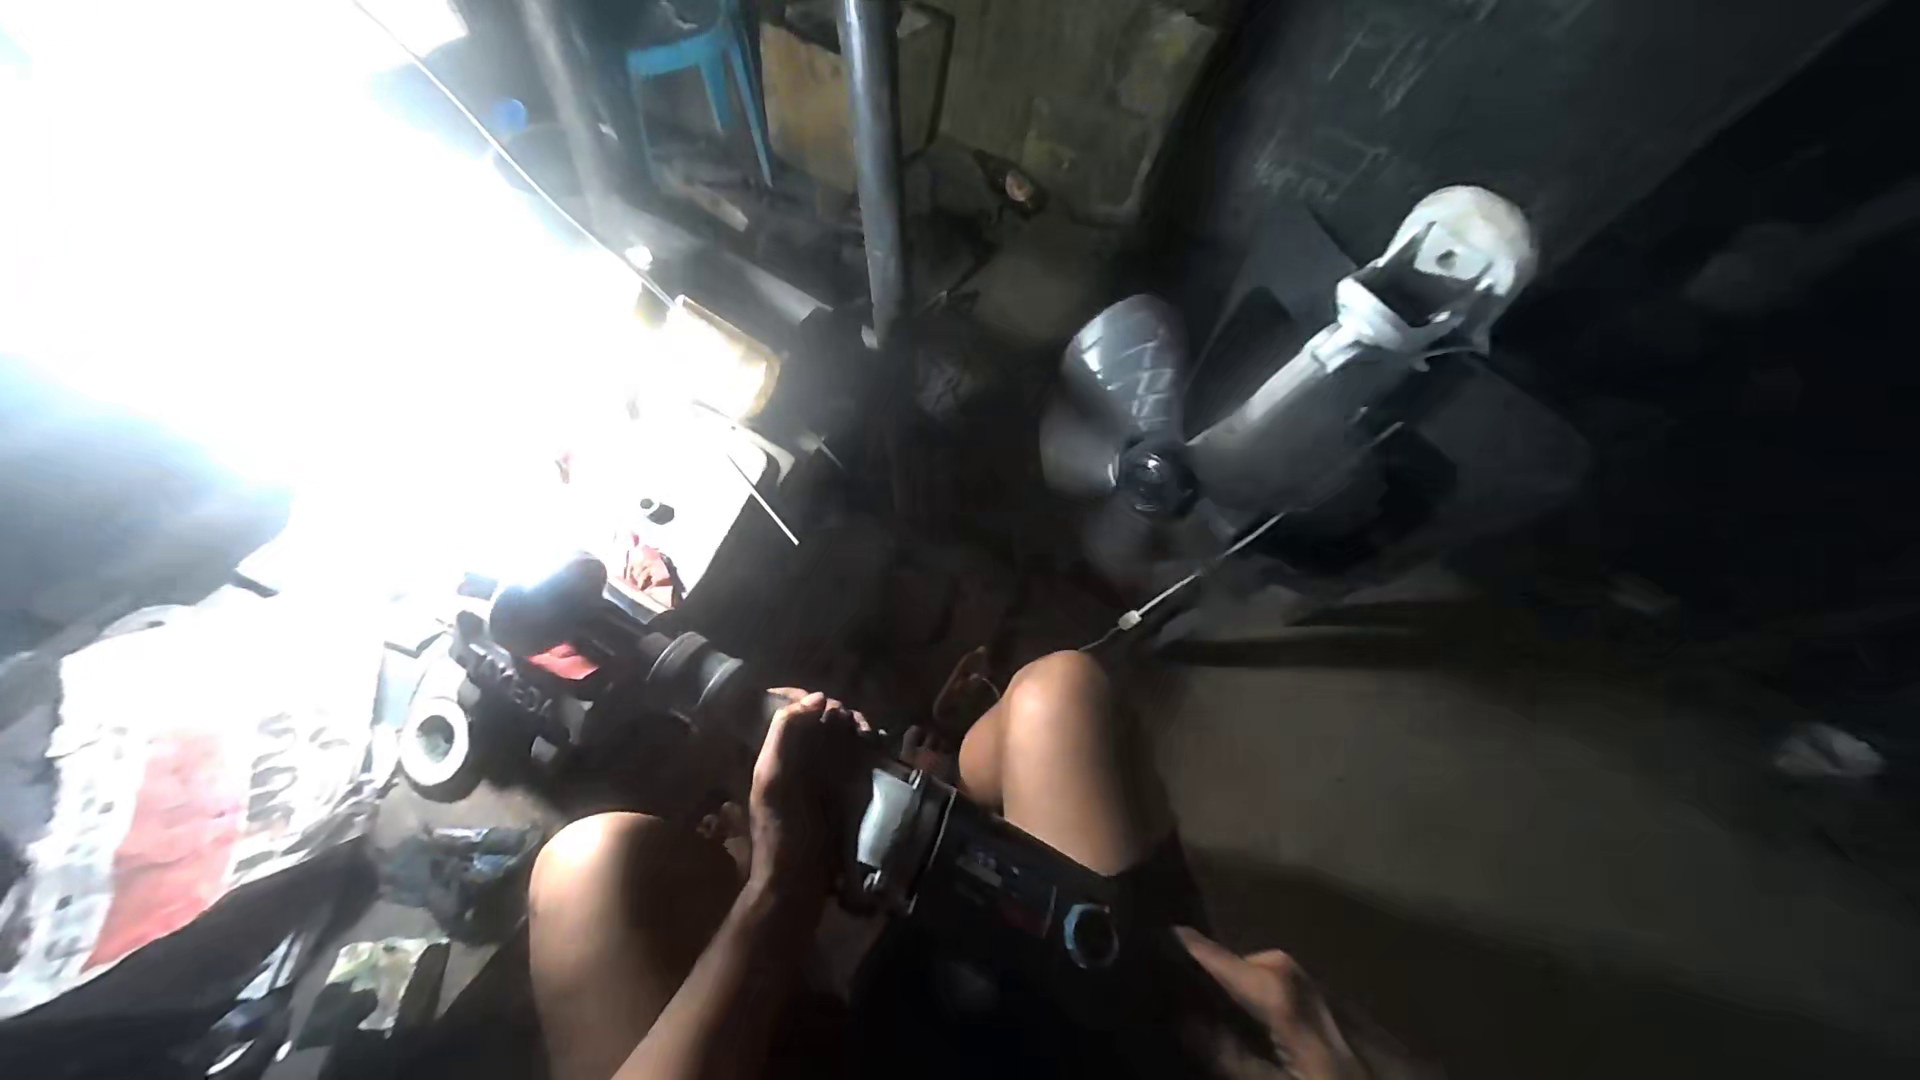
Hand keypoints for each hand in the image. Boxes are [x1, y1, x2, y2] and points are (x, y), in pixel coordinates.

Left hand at [748, 688, 866, 899]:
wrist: (798, 882)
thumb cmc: (782, 830)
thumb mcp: (773, 779)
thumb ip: (785, 734)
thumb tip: (819, 697)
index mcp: (777, 751)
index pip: (792, 709)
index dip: (810, 700)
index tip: (831, 704)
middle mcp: (799, 756)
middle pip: (820, 719)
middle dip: (839, 713)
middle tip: (856, 724)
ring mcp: (822, 772)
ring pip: (840, 734)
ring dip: (855, 727)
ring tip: (867, 734)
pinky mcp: (844, 787)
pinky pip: (855, 756)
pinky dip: (866, 745)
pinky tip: (874, 746)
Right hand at [1177, 927, 1422, 1079]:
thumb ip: (1223, 1055)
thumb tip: (1177, 1017)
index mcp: (1270, 981)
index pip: (1197, 946)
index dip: (1162, 947)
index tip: (1132, 948)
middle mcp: (1284, 965)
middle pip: (1220, 967)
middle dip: (1196, 988)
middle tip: (1178, 1018)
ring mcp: (1308, 978)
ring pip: (1245, 981)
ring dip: (1227, 1004)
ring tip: (1217, 1036)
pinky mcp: (1325, 996)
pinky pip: (1272, 992)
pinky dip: (1256, 1011)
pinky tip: (1262, 1044)